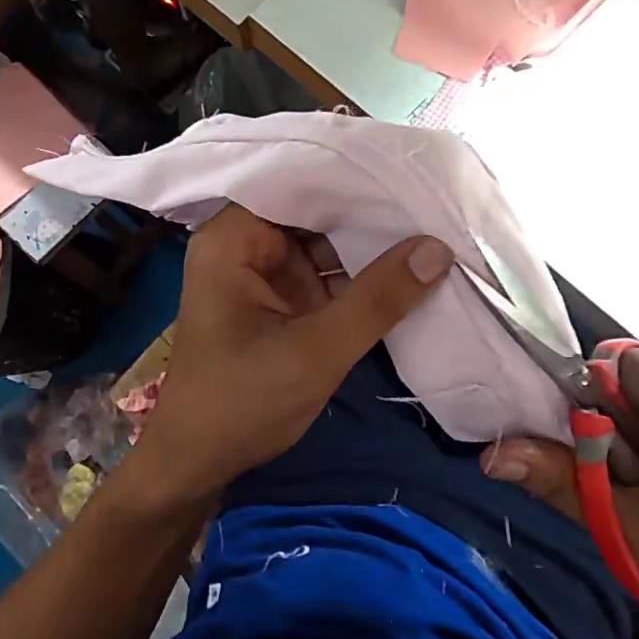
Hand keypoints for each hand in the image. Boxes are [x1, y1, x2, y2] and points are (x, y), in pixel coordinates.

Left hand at [132, 205, 452, 501]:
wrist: (200, 465)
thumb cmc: (241, 403)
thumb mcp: (315, 352)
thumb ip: (376, 300)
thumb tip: (438, 248)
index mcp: (233, 240)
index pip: (298, 184)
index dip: (353, 177)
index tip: (409, 173)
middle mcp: (246, 245)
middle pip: (315, 211)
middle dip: (368, 211)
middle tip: (433, 201)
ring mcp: (266, 273)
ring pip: (326, 242)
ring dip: (370, 244)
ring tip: (431, 228)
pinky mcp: (283, 300)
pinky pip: (328, 274)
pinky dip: (361, 276)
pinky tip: (406, 269)